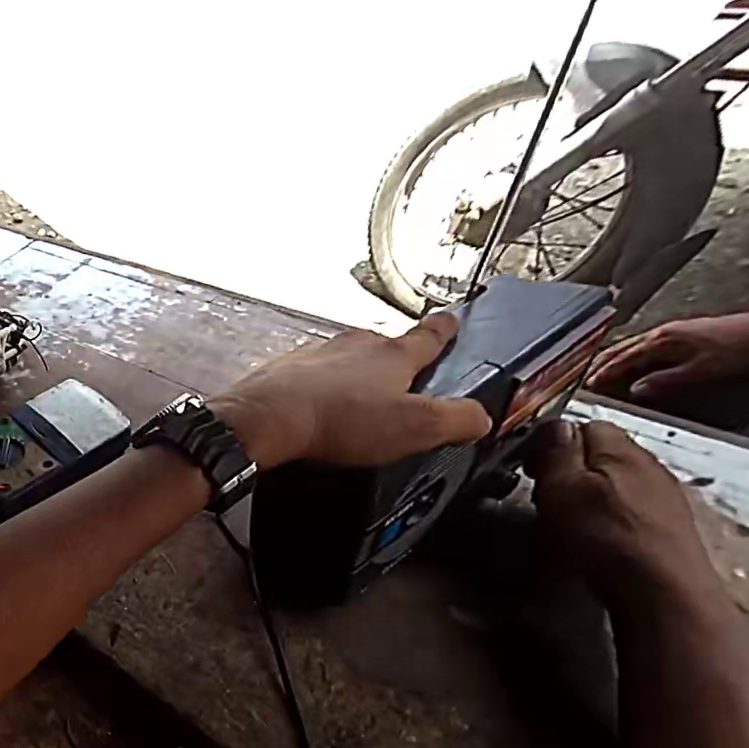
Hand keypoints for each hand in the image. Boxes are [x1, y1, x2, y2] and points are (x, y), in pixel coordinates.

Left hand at [208, 313, 491, 468]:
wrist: (269, 418)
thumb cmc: (336, 420)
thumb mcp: (415, 427)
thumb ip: (456, 420)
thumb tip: (479, 418)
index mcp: (393, 356)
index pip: (431, 335)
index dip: (446, 329)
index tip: (452, 320)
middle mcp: (355, 346)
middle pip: (384, 346)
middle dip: (394, 360)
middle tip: (400, 379)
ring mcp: (318, 355)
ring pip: (345, 359)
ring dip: (353, 375)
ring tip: (357, 401)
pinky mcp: (287, 371)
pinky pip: (311, 376)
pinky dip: (319, 389)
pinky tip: (317, 407)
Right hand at [527, 420, 720, 603]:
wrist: (661, 592)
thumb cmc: (603, 536)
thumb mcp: (562, 488)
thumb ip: (557, 452)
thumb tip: (556, 425)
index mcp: (622, 450)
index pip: (584, 424)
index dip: (552, 442)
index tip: (531, 468)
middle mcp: (649, 466)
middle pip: (600, 454)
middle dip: (569, 468)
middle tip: (544, 496)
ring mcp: (663, 497)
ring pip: (614, 481)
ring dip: (588, 493)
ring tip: (567, 519)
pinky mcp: (668, 527)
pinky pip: (628, 507)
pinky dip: (608, 515)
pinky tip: (597, 536)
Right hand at [588, 308, 748, 400]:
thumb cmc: (743, 348)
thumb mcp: (701, 372)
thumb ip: (664, 382)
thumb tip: (635, 390)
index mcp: (661, 341)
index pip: (621, 360)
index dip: (602, 374)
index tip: (586, 386)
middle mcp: (662, 333)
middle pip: (620, 349)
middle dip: (599, 363)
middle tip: (583, 377)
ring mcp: (673, 330)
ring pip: (630, 345)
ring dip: (612, 356)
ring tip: (600, 367)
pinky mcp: (684, 332)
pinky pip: (643, 343)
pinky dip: (628, 352)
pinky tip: (632, 358)